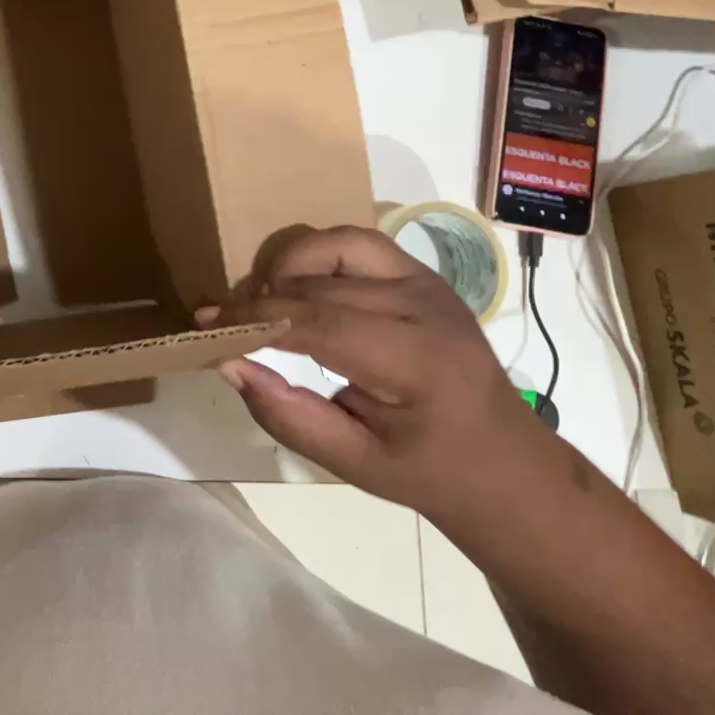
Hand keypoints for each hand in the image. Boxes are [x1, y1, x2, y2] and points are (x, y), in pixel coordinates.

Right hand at [206, 226, 561, 525]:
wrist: (504, 461)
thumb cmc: (428, 471)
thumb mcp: (354, 464)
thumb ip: (288, 415)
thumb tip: (229, 364)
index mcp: (417, 362)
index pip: (320, 320)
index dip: (256, 318)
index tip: (210, 326)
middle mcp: (426, 308)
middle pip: (320, 283)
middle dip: (262, 299)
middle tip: (226, 325)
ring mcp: (428, 283)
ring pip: (337, 245)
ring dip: (290, 267)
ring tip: (265, 303)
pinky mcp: (423, 275)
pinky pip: (356, 244)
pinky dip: (317, 257)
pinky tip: (301, 289)